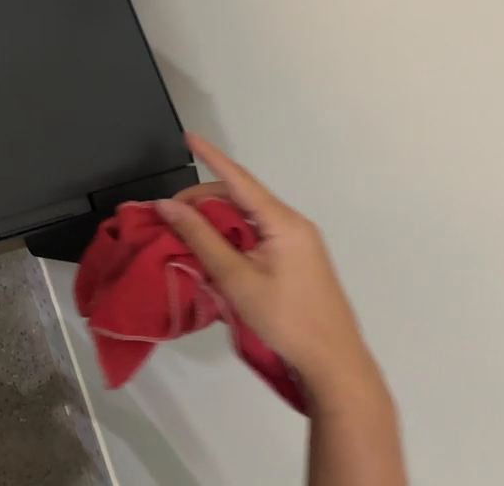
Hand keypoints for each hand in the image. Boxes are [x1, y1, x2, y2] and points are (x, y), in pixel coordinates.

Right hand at [156, 135, 374, 392]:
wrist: (336, 366)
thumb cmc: (286, 319)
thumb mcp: (235, 277)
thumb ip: (199, 237)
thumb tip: (167, 205)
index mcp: (283, 223)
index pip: (239, 179)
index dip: (212, 156)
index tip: (189, 137)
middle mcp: (293, 224)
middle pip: (240, 196)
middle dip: (202, 199)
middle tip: (170, 216)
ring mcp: (298, 242)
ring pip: (247, 215)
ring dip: (215, 218)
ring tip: (186, 232)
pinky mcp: (297, 258)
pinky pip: (256, 231)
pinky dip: (229, 232)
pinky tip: (213, 248)